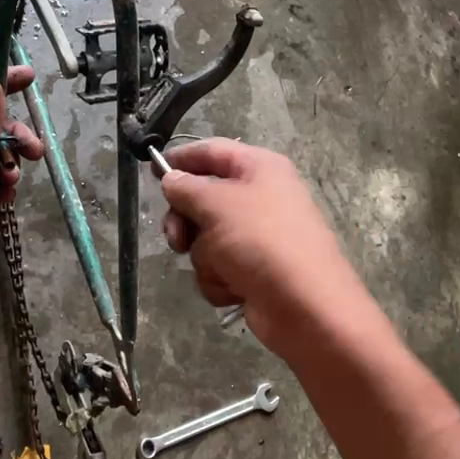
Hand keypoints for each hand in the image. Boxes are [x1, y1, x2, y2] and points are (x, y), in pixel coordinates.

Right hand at [160, 139, 364, 360]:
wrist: (306, 307)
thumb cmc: (261, 241)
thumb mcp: (215, 204)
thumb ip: (185, 187)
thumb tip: (172, 179)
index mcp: (259, 168)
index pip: (212, 151)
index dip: (181, 159)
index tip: (153, 170)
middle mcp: (260, 197)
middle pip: (204, 199)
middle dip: (186, 221)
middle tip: (177, 238)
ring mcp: (258, 237)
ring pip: (206, 238)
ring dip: (205, 256)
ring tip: (218, 268)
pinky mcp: (255, 271)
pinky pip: (218, 267)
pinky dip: (219, 279)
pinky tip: (233, 288)